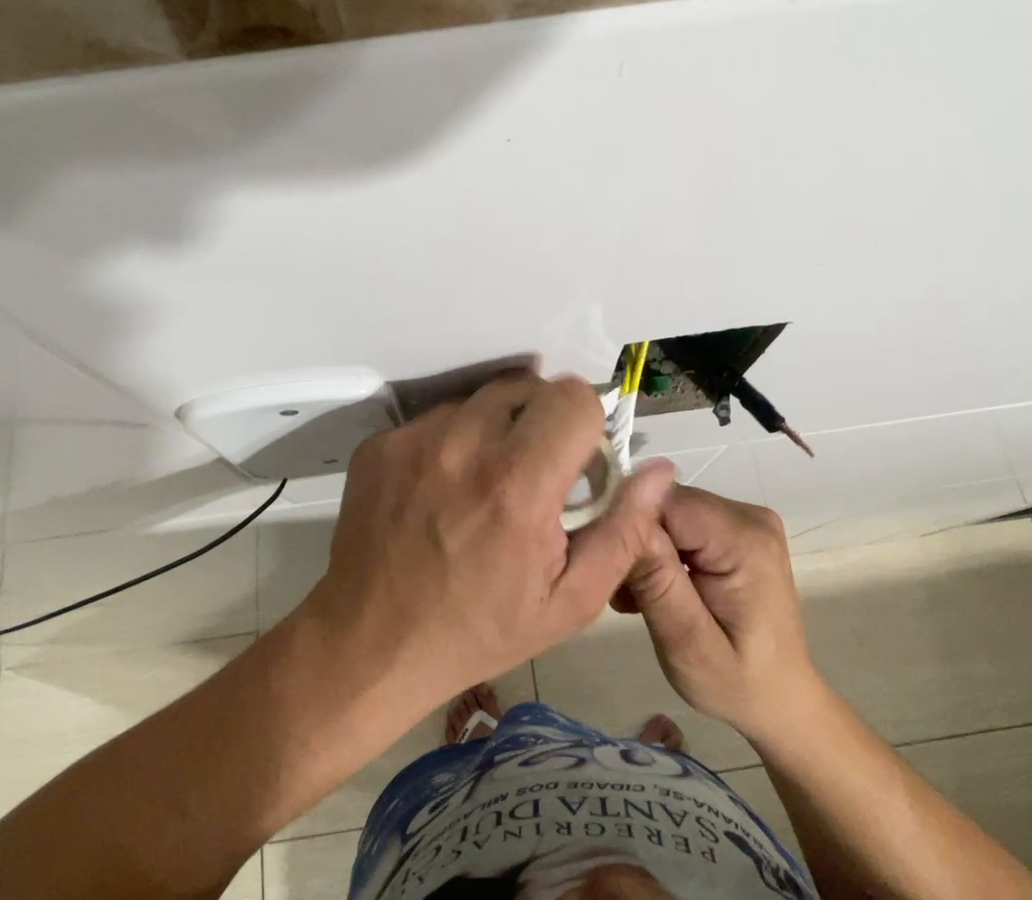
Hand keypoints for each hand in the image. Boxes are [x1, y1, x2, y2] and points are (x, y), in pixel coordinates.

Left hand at [299, 373, 675, 712]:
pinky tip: (442, 495)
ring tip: (484, 488)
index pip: (573, 397)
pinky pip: (435, 421)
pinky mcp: (379, 446)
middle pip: (527, 388)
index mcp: (516, 486)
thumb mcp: (569, 602)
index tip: (577, 464)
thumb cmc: (478, 632)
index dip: (585, 426)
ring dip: (494, 431)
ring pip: (478, 402)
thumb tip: (660, 471)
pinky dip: (450, 445)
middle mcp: (461, 448)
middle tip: (535, 475)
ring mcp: (412, 442)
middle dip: (543, 422)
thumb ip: (624, 530)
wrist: (370, 644)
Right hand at [618, 486, 819, 741]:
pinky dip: (661, 553)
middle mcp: (749, 516)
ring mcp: (746, 520)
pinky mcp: (737, 529)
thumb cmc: (734, 683)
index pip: (663, 500)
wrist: (779, 699)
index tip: (612, 573)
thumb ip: (656, 579)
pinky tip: (657, 591)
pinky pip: (681, 524)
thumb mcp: (686, 642)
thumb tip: (626, 514)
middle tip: (624, 597)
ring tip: (637, 601)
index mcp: (744, 540)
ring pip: (667, 512)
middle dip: (635, 543)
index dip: (628, 526)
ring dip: (644, 552)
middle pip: (665, 504)